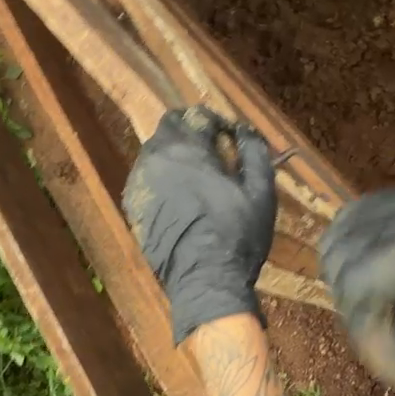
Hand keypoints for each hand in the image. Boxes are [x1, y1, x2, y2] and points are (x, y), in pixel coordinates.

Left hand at [123, 106, 277, 343]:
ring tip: (198, 176)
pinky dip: (164, 179)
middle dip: (192, 132)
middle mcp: (157, 157)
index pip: (199, 115)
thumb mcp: (261, 193)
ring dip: (176, 155)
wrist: (205, 280)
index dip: (219, 122)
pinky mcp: (134, 206)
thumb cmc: (238, 235)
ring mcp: (140, 182)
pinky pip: (147, 179)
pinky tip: (182, 198)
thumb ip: (254, 152)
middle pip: (170, 127)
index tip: (232, 137)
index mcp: (189, 148)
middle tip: (213, 151)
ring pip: (155, 152)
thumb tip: (244, 130)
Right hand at [319, 177, 394, 391]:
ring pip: (342, 235)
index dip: (368, 331)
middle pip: (345, 251)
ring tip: (393, 328)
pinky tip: (390, 300)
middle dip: (359, 313)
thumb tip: (363, 310)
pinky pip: (357, 228)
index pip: (367, 273)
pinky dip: (359, 268)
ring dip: (354, 290)